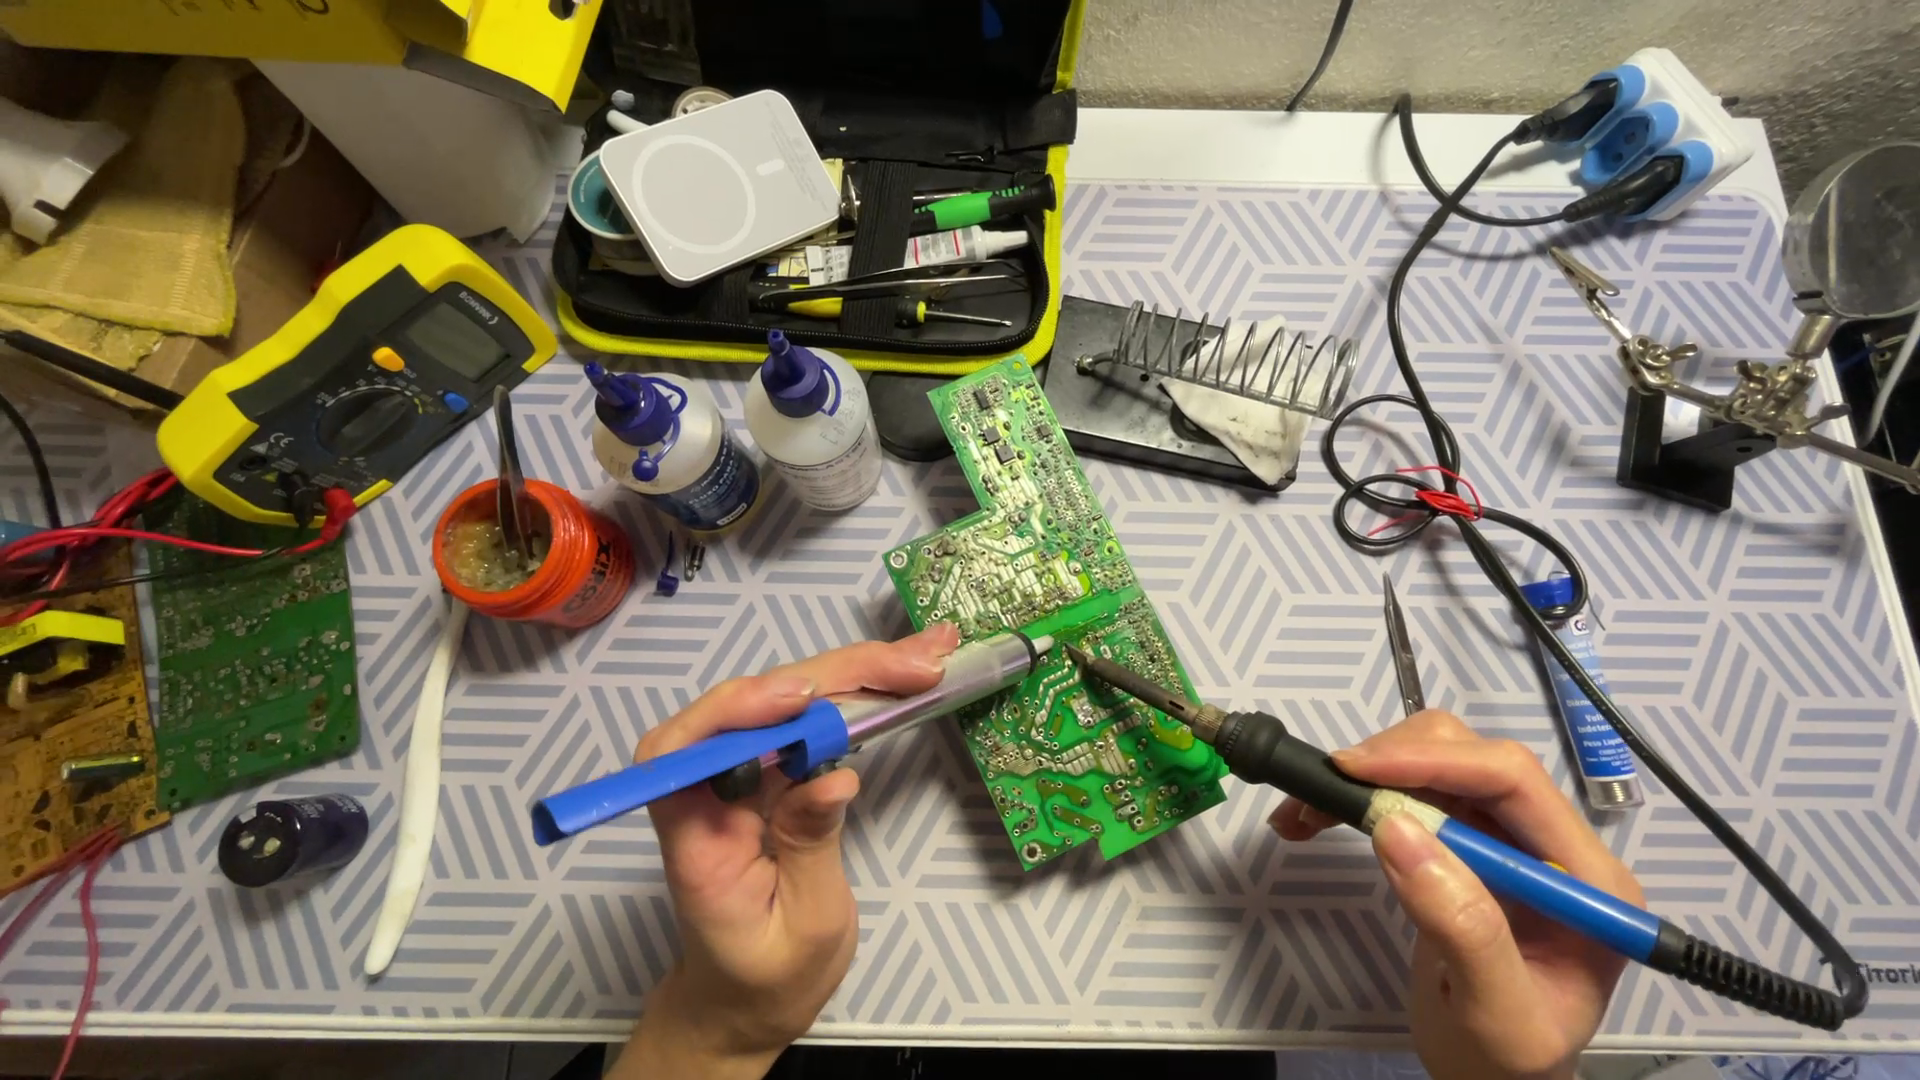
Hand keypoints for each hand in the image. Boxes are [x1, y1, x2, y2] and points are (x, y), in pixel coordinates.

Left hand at [611, 623, 960, 1079]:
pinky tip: (908, 673)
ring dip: (862, 671)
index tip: (799, 697)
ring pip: (797, 699)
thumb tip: (835, 774)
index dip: (736, 708)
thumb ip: (809, 845)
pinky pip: (817, 718)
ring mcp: (752, 771)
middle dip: (837, 676)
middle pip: (761, 705)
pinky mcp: (784, 768)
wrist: (749, 997)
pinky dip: (865, 692)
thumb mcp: (800, 925)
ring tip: (928, 655)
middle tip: (914, 664)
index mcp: (695, 832)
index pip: (685, 748)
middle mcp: (716, 786)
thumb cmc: (764, 976)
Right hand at [1269, 710, 1643, 1079]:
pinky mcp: (1456, 841)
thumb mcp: (1501, 1016)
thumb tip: (1397, 831)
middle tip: (1323, 794)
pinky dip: (1351, 796)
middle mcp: (1544, 841)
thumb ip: (1464, 929)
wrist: (1493, 1078)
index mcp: (1584, 877)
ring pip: (1427, 762)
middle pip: (1466, 755)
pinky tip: (1309, 819)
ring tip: (1304, 812)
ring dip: (1362, 777)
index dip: (1431, 761)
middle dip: (1388, 763)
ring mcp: (1499, 837)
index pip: (1511, 780)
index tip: (1353, 771)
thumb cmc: (1509, 1060)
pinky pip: (1403, 792)